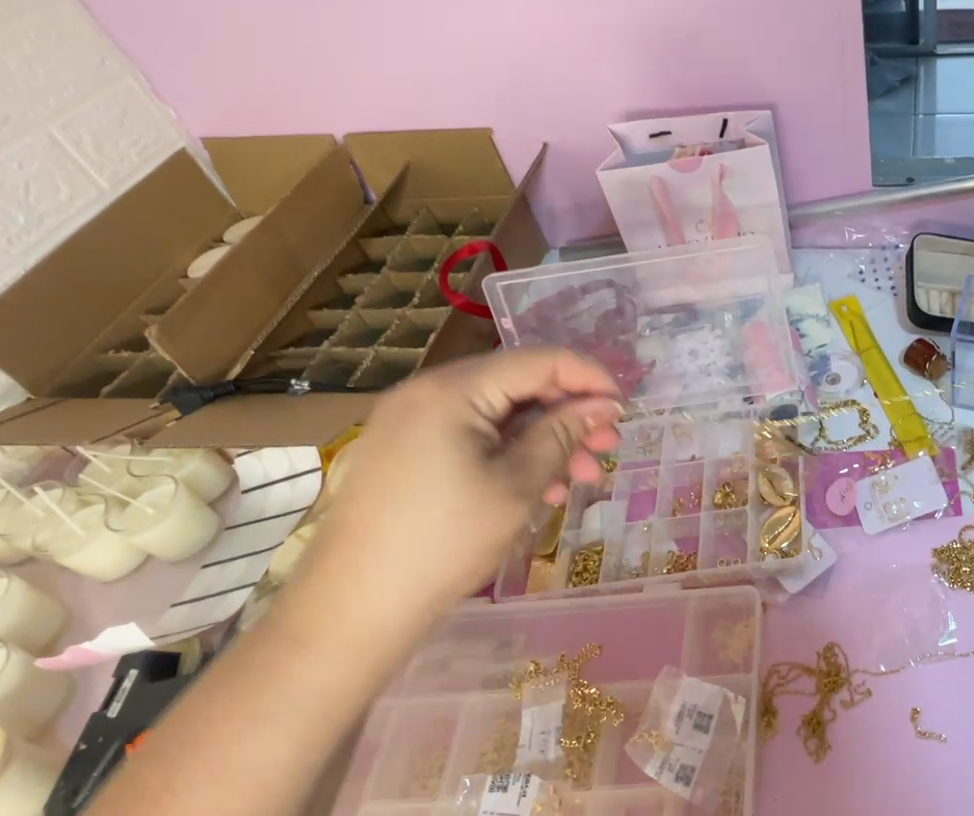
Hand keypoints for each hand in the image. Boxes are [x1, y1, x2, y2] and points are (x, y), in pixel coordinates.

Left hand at [304, 349, 622, 613]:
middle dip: (567, 413)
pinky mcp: (402, 450)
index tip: (624, 409)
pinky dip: (508, 452)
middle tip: (607, 447)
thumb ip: (563, 434)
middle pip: (516, 384)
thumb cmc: (444, 544)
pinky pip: (469, 434)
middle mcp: (426, 391)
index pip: (538, 360)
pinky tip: (537, 486)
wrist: (350, 612)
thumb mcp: (517, 486)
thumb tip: (605, 404)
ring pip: (496, 412)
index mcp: (451, 389)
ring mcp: (408, 421)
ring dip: (542, 438)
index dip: (589, 378)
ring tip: (578, 477)